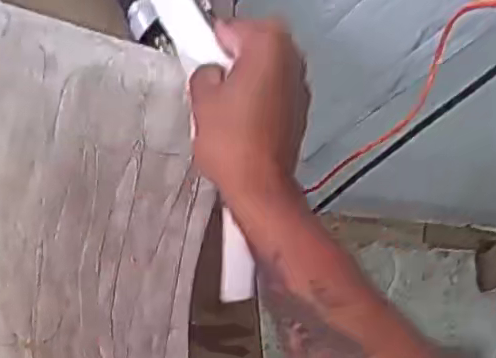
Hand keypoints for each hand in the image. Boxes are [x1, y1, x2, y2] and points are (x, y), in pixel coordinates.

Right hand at [188, 19, 310, 204]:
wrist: (258, 190)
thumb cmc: (237, 150)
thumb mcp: (201, 101)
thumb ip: (202, 75)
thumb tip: (207, 75)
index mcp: (269, 42)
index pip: (230, 29)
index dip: (207, 46)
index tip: (197, 56)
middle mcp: (292, 60)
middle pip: (250, 53)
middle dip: (228, 70)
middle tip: (207, 93)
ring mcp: (298, 90)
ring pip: (261, 80)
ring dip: (242, 92)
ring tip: (221, 119)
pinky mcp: (296, 119)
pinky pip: (269, 105)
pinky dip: (254, 114)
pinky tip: (236, 133)